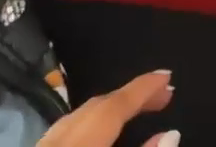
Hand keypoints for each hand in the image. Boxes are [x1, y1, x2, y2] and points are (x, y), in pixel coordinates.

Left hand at [38, 71, 177, 146]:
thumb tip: (172, 133)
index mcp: (82, 139)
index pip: (116, 104)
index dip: (144, 87)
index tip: (168, 74)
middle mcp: (59, 136)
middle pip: (97, 107)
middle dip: (130, 96)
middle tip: (162, 94)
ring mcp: (43, 144)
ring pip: (78, 117)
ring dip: (110, 108)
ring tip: (137, 109)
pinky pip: (67, 129)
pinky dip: (90, 123)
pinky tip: (99, 131)